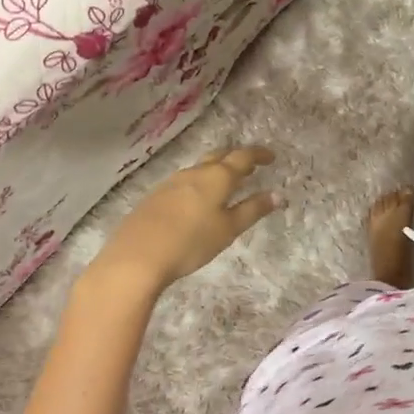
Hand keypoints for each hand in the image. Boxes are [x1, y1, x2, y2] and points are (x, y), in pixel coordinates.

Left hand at [85, 147, 282, 295]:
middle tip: (250, 166)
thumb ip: (253, 210)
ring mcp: (171, 183)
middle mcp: (194, 173)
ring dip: (216, 170)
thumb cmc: (190, 242)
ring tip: (225, 183)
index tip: (271, 157)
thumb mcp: (228, 229)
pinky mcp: (154, 197)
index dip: (259, 155)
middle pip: (219, 156)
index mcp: (217, 177)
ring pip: (199, 168)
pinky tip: (196, 201)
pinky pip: (184, 182)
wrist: (135, 258)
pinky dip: (198, 183)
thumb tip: (277, 195)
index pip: (243, 157)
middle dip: (237, 158)